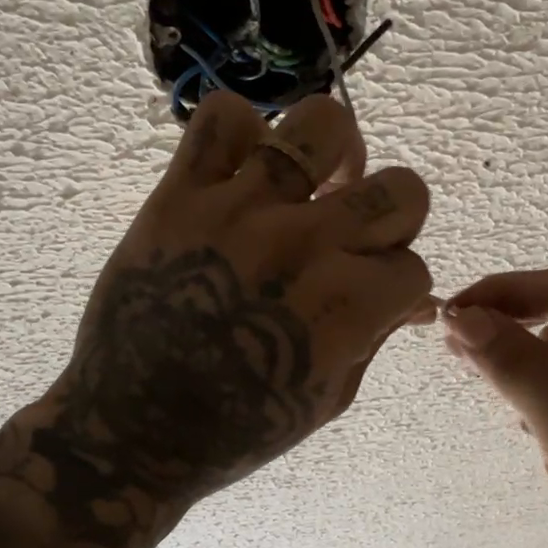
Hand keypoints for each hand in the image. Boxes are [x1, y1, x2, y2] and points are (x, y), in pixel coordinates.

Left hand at [47, 92, 431, 504]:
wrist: (132, 429)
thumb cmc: (237, 430)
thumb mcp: (327, 399)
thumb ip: (375, 337)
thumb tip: (415, 300)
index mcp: (345, 304)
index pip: (413, 266)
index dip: (399, 287)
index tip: (374, 298)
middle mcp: (303, 243)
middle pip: (400, 190)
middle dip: (393, 220)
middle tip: (356, 237)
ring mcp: (239, 210)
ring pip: (322, 126)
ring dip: (333, 155)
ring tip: (313, 182)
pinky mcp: (180, 194)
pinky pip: (220, 118)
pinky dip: (239, 131)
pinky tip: (241, 169)